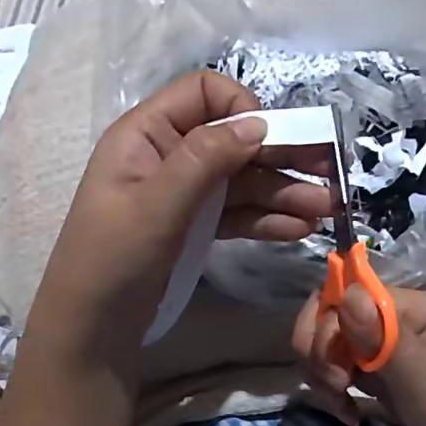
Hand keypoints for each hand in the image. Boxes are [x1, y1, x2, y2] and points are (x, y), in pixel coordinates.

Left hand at [28, 70, 330, 359]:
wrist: (92, 331)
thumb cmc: (112, 260)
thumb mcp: (156, 205)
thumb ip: (205, 159)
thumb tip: (257, 122)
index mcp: (145, 135)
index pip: (204, 94)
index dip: (243, 109)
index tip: (275, 140)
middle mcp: (166, 157)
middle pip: (233, 140)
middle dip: (281, 154)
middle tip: (333, 171)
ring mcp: (182, 196)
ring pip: (241, 182)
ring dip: (283, 192)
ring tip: (325, 210)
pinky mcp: (192, 230)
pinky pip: (235, 215)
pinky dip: (265, 219)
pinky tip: (298, 230)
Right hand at [293, 284, 425, 425]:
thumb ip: (386, 340)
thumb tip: (348, 293)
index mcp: (420, 307)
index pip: (350, 295)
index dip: (330, 329)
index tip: (336, 376)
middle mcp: (401, 317)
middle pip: (333, 313)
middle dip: (320, 351)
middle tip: (334, 390)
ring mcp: (390, 343)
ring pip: (331, 341)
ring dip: (322, 372)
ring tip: (340, 407)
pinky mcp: (382, 369)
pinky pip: (341, 365)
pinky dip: (333, 387)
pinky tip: (346, 411)